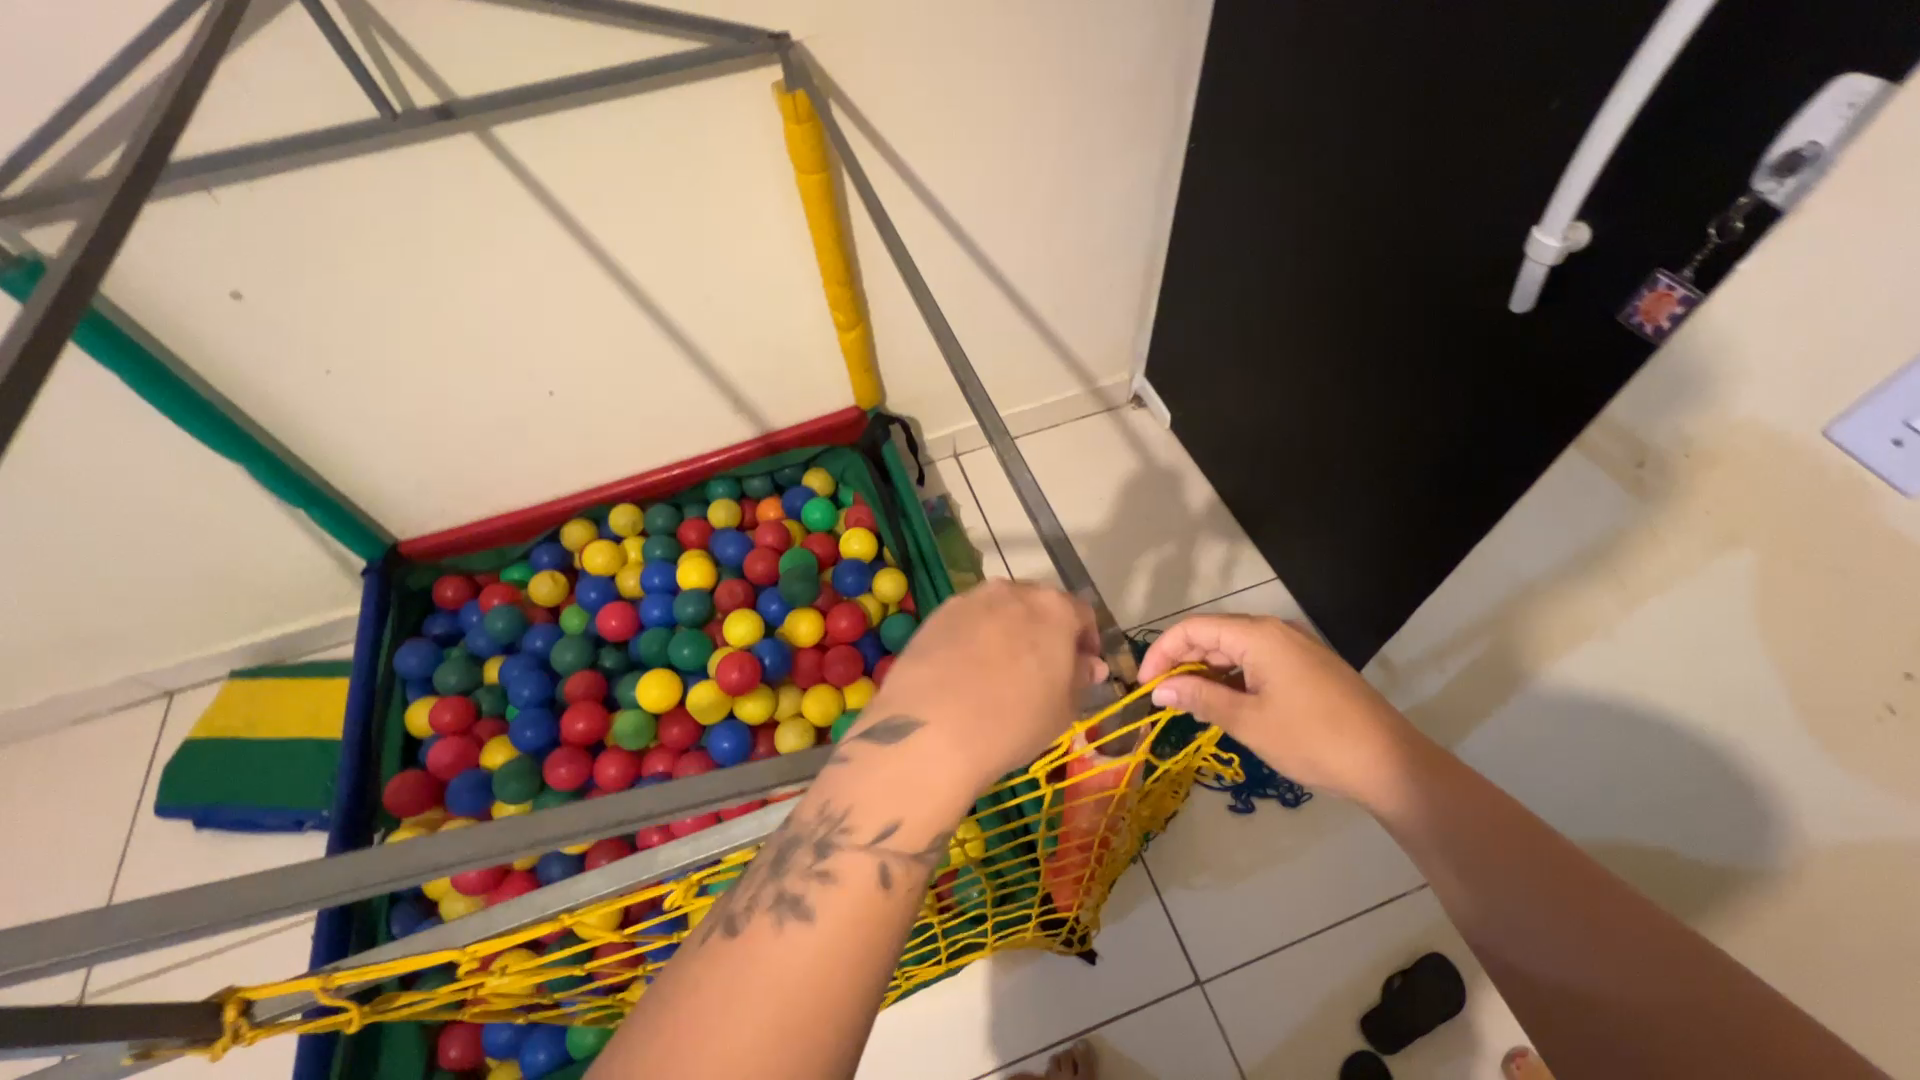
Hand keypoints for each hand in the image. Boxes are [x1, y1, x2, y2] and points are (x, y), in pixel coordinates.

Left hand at [855, 581, 1103, 794]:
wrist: (932, 728)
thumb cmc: (1014, 721)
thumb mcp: (1063, 710)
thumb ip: (1080, 679)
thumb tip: (1089, 665)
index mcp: (1054, 608)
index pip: (1081, 614)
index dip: (1085, 642)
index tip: (1082, 669)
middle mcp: (1012, 592)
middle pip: (1037, 606)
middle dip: (1044, 632)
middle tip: (1041, 670)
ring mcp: (970, 600)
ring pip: (999, 611)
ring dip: (1007, 633)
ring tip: (1000, 672)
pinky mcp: (936, 615)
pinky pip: (967, 623)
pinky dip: (973, 640)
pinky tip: (966, 674)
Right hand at [1137, 615, 1420, 800]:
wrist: (1388, 763)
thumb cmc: (1312, 739)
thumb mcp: (1248, 721)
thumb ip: (1199, 699)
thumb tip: (1159, 689)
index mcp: (1259, 635)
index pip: (1194, 629)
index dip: (1162, 653)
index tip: (1144, 686)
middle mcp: (1276, 632)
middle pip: (1214, 635)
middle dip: (1182, 662)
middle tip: (1161, 698)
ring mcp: (1295, 649)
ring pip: (1235, 650)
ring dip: (1206, 673)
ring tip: (1187, 706)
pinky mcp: (1308, 668)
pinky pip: (1257, 663)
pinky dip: (1232, 679)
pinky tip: (1223, 705)